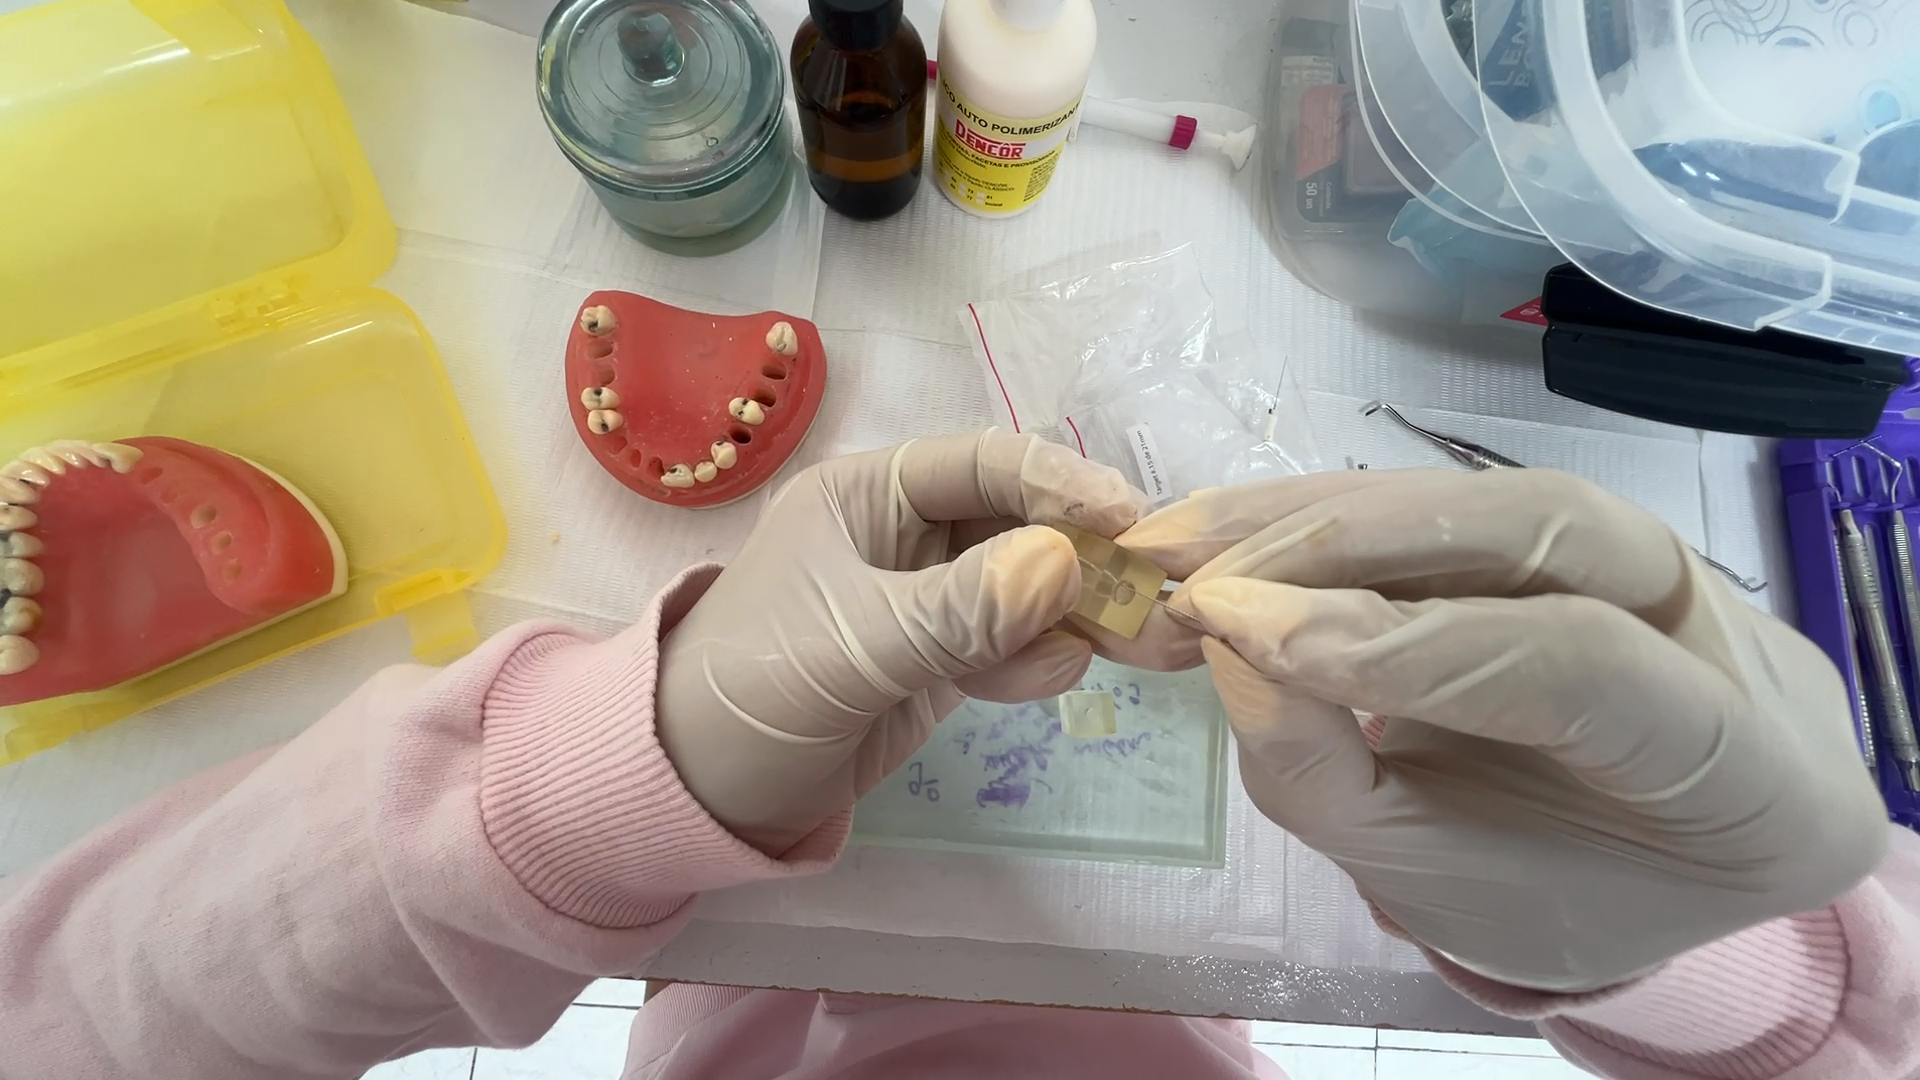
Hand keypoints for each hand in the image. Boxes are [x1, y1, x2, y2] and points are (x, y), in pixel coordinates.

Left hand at [655, 432, 1145, 854]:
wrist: (702, 792)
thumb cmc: (752, 691)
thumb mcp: (852, 644)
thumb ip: (957, 609)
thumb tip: (1065, 564)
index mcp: (868, 497)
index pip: (978, 462)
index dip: (1053, 479)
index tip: (1122, 513)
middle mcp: (905, 536)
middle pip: (1014, 522)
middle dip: (1078, 549)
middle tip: (1143, 580)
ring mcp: (927, 599)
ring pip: (1021, 586)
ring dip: (1072, 608)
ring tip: (1124, 635)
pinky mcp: (941, 658)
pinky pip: (1007, 643)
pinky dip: (1037, 656)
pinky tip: (1056, 672)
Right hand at [1149, 468, 1887, 990]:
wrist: (1581, 856)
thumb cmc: (1509, 885)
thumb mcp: (1399, 860)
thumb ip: (1310, 763)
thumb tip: (1226, 633)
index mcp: (1735, 770)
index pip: (1580, 668)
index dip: (1398, 642)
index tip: (1232, 632)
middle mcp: (1713, 628)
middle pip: (1533, 524)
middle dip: (1336, 541)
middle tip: (1195, 572)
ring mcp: (1638, 559)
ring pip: (1460, 492)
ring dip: (1300, 512)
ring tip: (1177, 541)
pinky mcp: (1546, 532)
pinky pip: (1420, 498)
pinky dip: (1306, 511)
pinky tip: (1223, 527)